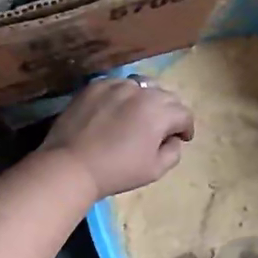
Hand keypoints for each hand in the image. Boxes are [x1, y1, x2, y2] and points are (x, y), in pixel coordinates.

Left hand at [40, 77, 193, 199]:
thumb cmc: (117, 171)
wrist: (71, 165)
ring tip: (139, 116)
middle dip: (169, 112)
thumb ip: (173, 152)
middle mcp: (140, 91)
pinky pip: (117, 86)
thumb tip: (173, 138)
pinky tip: (115, 112)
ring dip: (146, 100)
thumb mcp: (155, 170)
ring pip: (142, 86)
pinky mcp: (94, 86)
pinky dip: (123, 96)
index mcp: (159, 111)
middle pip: (165, 96)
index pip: (184, 113)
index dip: (186, 127)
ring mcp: (115, 85)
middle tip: (162, 129)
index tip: (182, 138)